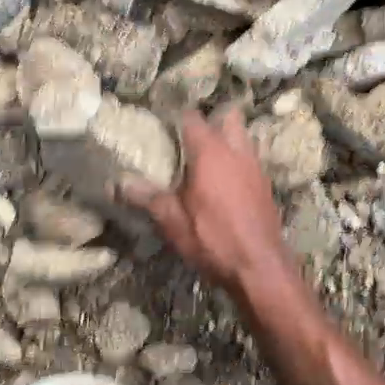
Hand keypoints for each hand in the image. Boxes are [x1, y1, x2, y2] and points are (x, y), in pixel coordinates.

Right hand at [121, 108, 292, 295]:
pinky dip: (237, 160)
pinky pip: (250, 159)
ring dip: (227, 139)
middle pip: (227, 117)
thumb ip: (148, 198)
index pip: (191, 118)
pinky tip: (223, 181)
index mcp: (209, 153)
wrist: (260, 268)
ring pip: (243, 136)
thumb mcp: (172, 221)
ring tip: (205, 157)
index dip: (175, 116)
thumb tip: (120, 184)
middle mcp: (236, 151)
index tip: (160, 123)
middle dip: (210, 120)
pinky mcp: (265, 185)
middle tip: (188, 137)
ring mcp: (255, 167)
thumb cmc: (212, 239)